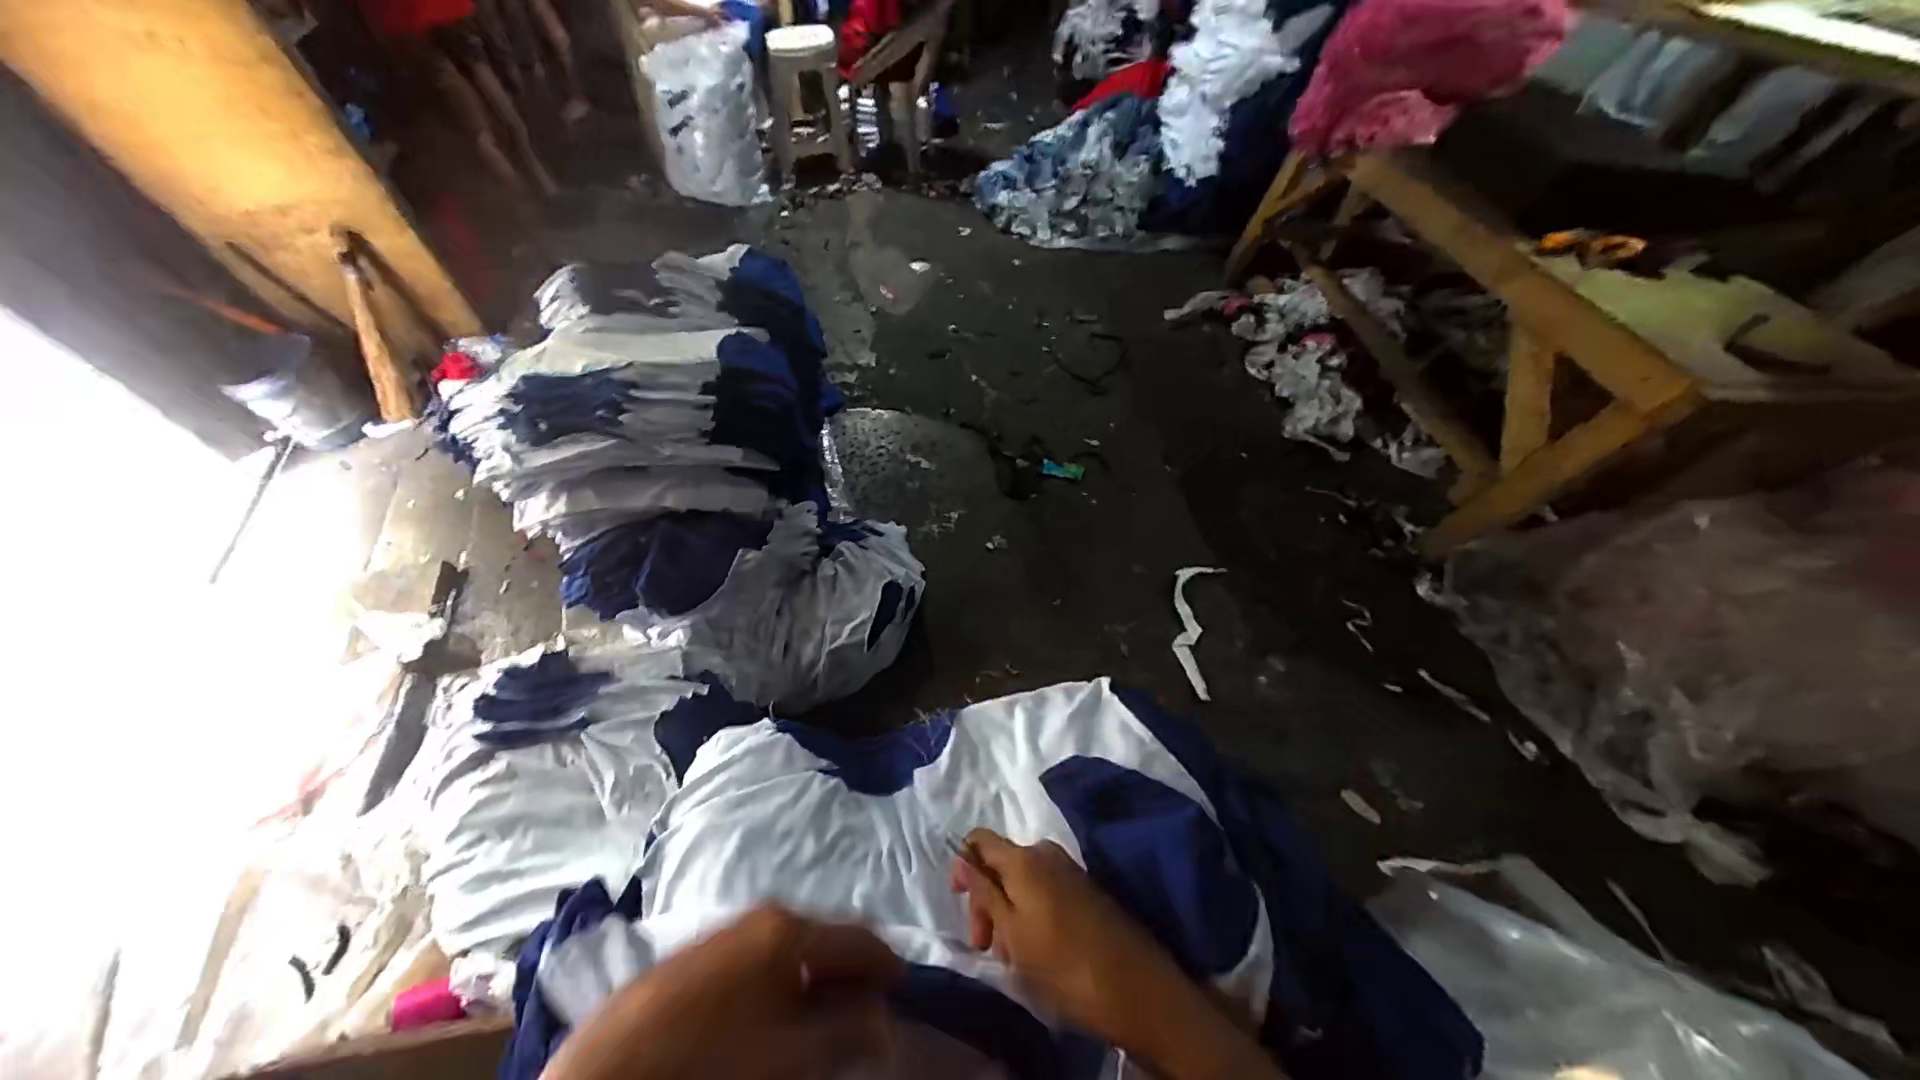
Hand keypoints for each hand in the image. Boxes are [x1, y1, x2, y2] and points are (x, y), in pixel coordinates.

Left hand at [540, 905, 900, 1079]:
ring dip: (812, 978)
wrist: (603, 1078)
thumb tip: (885, 1019)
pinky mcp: (693, 957)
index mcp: (787, 928)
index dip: (886, 963)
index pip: (857, 937)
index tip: (904, 988)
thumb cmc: (712, 1065)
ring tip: (822, 1015)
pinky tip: (771, 1014)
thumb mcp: (792, 1056)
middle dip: (847, 973)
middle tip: (866, 1008)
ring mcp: (722, 933)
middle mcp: (758, 917)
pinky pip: (755, 961)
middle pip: (822, 939)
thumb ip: (847, 1032)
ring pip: (787, 950)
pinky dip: (777, 982)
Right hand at [952, 829, 1282, 1079]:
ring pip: (1022, 882)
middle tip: (987, 947)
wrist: (1137, 988)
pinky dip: (1032, 915)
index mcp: (1024, 857)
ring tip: (1015, 956)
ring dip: (1009, 914)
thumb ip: (984, 891)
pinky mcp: (1086, 891)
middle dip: (986, 900)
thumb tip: (961, 857)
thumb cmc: (1064, 963)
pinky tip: (1038, 950)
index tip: (961, 902)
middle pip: (1000, 864)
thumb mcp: (1012, 932)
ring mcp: (1070, 871)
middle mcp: (1047, 853)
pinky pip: (1044, 891)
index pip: (979, 839)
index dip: (963, 866)